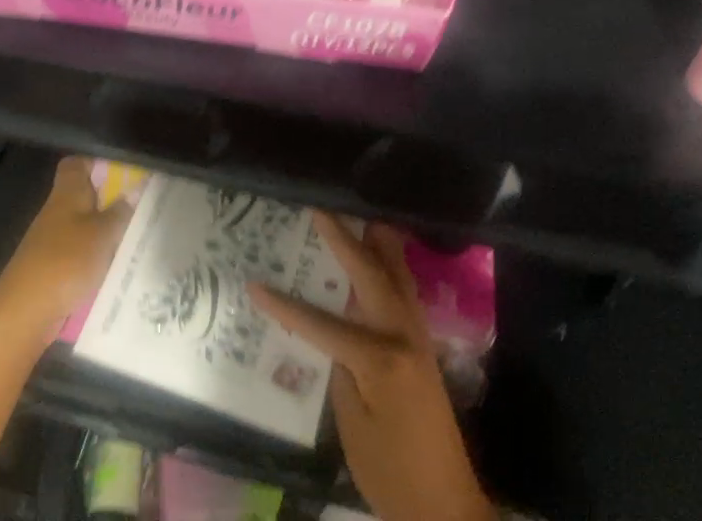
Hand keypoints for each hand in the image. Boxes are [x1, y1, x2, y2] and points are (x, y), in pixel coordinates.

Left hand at [0, 156, 133, 324]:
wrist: (26, 310)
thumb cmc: (65, 261)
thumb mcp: (101, 234)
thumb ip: (119, 213)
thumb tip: (134, 191)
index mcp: (66, 194)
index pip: (76, 163)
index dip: (98, 162)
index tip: (126, 171)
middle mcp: (58, 211)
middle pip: (86, 196)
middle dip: (113, 200)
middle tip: (147, 206)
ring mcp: (55, 240)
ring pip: (88, 226)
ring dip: (110, 231)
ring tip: (143, 236)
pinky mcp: (56, 266)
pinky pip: (84, 253)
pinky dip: (101, 257)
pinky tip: (123, 266)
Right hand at [251, 213, 496, 520]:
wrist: (446, 505)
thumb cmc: (390, 469)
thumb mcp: (351, 423)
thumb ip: (340, 370)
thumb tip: (335, 336)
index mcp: (380, 357)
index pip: (323, 322)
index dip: (286, 306)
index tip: (255, 285)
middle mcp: (404, 338)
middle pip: (373, 278)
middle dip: (347, 242)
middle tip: (323, 210)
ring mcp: (420, 342)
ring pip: (399, 281)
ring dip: (379, 248)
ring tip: (363, 218)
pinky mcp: (426, 352)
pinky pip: (406, 298)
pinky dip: (391, 273)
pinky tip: (382, 266)